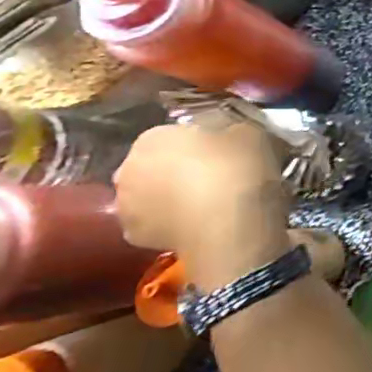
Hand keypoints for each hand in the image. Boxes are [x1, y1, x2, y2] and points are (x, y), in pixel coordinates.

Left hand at [114, 122, 291, 291]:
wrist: (228, 222)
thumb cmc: (234, 167)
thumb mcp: (245, 132)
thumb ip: (226, 132)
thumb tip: (228, 137)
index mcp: (151, 138)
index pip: (168, 137)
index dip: (193, 146)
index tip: (215, 155)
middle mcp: (128, 169)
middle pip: (152, 167)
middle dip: (172, 172)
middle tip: (207, 179)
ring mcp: (126, 207)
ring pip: (149, 198)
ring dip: (167, 199)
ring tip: (201, 207)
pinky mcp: (134, 239)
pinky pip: (154, 225)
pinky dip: (168, 225)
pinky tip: (194, 227)